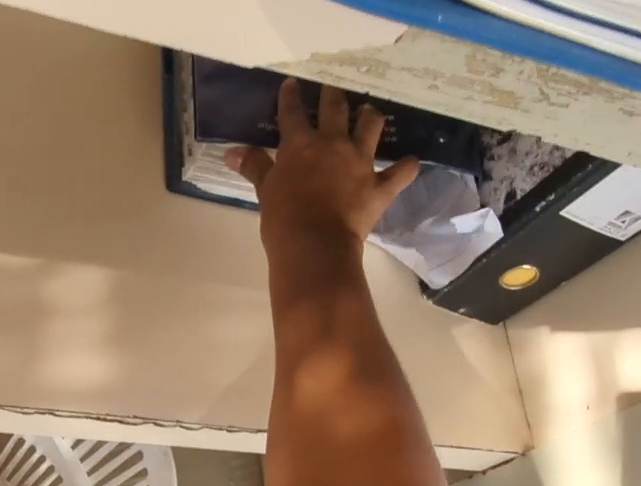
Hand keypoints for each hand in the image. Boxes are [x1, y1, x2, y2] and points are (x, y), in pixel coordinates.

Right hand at [227, 80, 419, 269]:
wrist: (314, 246)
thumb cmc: (282, 220)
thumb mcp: (264, 192)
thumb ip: (254, 167)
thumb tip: (231, 152)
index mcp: (301, 145)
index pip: (293, 113)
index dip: (291, 97)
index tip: (292, 85)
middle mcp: (333, 145)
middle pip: (336, 110)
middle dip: (333, 96)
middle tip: (333, 89)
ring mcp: (360, 163)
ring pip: (371, 128)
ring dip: (370, 117)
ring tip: (370, 112)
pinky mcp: (379, 187)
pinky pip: (399, 173)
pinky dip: (405, 168)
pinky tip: (410, 164)